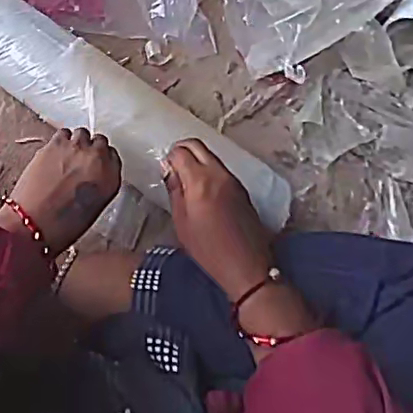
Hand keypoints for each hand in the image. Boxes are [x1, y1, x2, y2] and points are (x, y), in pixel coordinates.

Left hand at [1, 129, 121, 253]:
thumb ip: (98, 184)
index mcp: (111, 178)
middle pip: (99, 141)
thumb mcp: (93, 207)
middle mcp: (97, 159)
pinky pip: (62, 134)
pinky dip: (60, 142)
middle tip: (79, 159)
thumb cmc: (62, 224)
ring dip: (75, 143)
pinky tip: (54, 155)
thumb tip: (91, 175)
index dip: (102, 159)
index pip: (113, 157)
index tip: (95, 163)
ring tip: (65, 156)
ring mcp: (76, 148)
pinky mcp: (55, 143)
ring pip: (81, 134)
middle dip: (90, 149)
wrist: (34, 223)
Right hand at [162, 140, 274, 298]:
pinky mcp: (242, 189)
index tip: (165, 170)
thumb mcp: (182, 222)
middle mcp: (219, 174)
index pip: (180, 152)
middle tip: (173, 166)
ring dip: (196, 160)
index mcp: (200, 180)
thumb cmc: (209, 250)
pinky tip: (203, 190)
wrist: (247, 266)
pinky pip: (221, 169)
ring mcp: (233, 180)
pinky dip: (209, 170)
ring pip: (210, 155)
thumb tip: (170, 171)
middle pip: (197, 145)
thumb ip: (175, 191)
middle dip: (182, 150)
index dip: (169, 158)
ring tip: (187, 181)